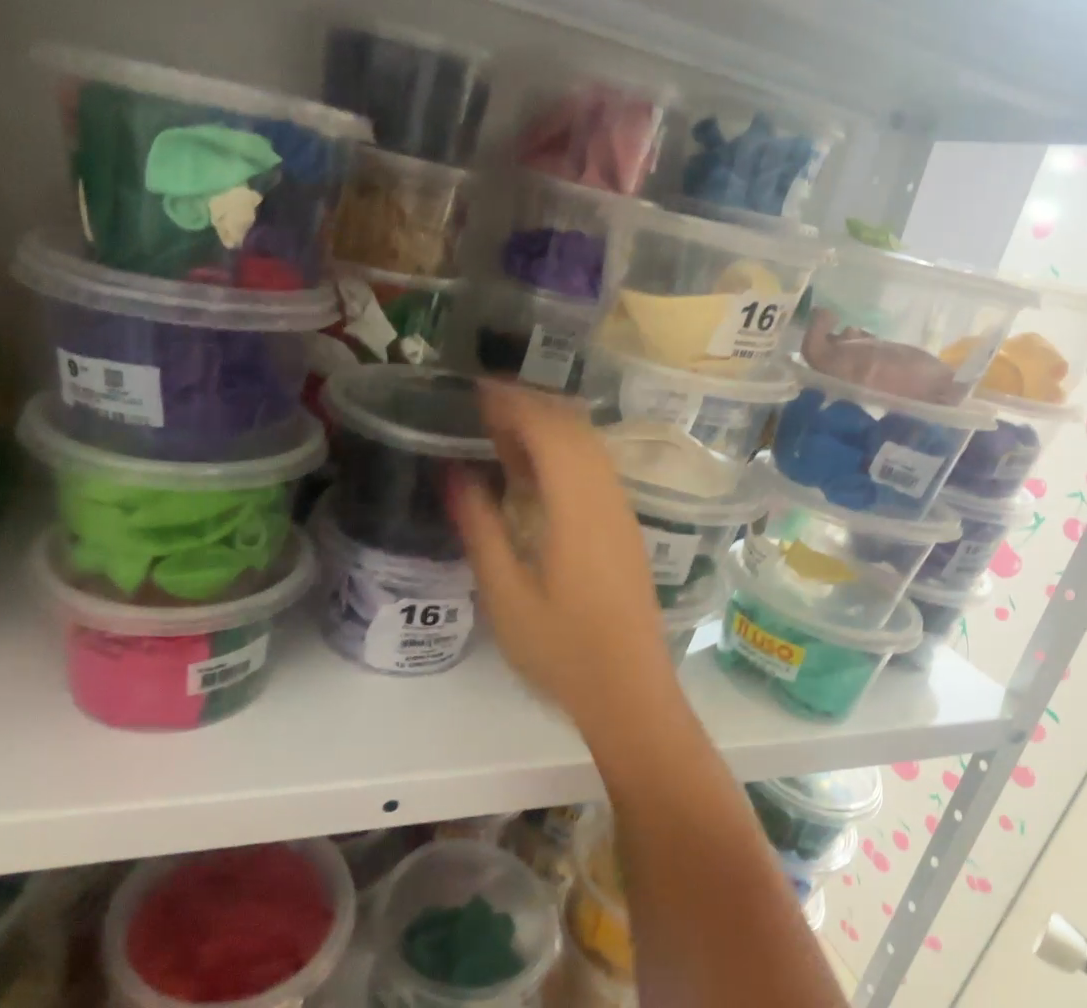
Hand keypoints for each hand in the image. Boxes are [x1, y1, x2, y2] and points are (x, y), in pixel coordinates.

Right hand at [445, 381, 675, 727]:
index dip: (514, 402)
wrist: (631, 693)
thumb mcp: (506, 596)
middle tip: (483, 410)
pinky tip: (537, 478)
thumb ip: (480, 529)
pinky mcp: (628, 531)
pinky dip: (565, 455)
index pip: (549, 430)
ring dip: (550, 430)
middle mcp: (608, 499)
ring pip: (590, 448)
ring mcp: (624, 514)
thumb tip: (455, 475)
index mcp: (578, 509)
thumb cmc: (563, 652)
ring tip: (503, 438)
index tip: (477, 391)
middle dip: (530, 407)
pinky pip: (597, 471)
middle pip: (574, 429)